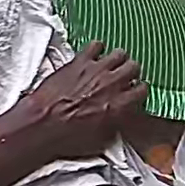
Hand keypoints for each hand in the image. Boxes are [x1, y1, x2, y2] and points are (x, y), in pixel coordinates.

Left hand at [8, 43, 147, 158]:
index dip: (138, 91)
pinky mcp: (80, 61)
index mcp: (120, 106)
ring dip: (116, 59)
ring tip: (109, 65)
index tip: (132, 93)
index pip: (142, 90)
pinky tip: (92, 56)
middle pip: (134, 67)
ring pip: (120, 53)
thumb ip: (115, 124)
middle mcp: (112, 84)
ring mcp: (96, 69)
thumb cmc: (68, 137)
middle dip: (130, 72)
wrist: (42, 124)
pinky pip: (96, 45)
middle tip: (122, 77)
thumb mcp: (100, 140)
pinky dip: (97, 49)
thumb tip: (119, 119)